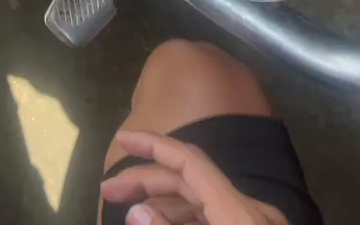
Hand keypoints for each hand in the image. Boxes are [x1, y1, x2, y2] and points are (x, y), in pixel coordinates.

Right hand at [100, 130, 289, 224]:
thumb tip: (137, 212)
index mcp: (240, 214)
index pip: (189, 162)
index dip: (153, 145)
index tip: (121, 142)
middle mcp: (251, 212)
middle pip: (190, 180)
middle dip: (147, 181)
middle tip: (109, 192)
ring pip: (200, 200)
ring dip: (163, 203)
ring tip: (131, 216)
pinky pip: (213, 218)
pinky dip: (183, 220)